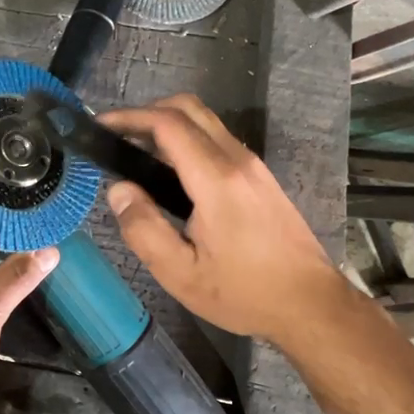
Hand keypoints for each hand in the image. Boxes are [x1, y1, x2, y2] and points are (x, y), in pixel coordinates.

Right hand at [99, 94, 346, 341]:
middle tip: (116, 136)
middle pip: (188, 108)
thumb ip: (143, 228)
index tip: (100, 126)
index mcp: (216, 180)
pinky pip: (216, 138)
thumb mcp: (181, 274)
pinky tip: (169, 171)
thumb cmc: (244, 293)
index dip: (129, 117)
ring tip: (136, 153)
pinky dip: (186, 137)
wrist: (313, 306)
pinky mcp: (260, 176)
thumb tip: (119, 190)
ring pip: (204, 120)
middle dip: (146, 111)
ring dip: (167, 123)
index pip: (168, 124)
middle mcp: (237, 160)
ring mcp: (253, 165)